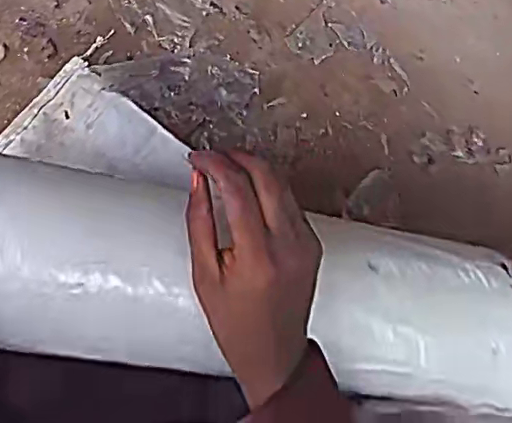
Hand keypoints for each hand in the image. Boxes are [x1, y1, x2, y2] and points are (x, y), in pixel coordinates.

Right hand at [186, 151, 322, 408]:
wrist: (275, 356)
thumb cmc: (236, 324)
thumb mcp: (204, 274)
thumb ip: (199, 221)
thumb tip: (199, 180)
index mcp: (259, 257)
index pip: (238, 188)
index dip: (215, 164)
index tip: (199, 159)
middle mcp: (288, 246)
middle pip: (265, 174)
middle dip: (235, 156)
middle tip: (213, 156)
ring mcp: (305, 243)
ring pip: (280, 181)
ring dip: (252, 166)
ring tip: (226, 167)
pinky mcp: (312, 242)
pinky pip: (288, 199)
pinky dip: (266, 185)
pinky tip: (247, 189)